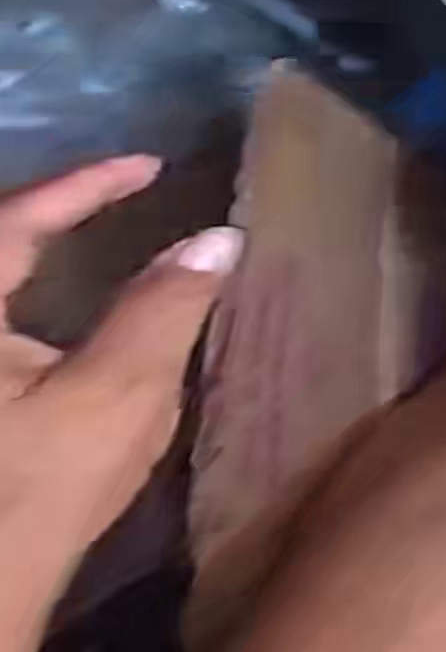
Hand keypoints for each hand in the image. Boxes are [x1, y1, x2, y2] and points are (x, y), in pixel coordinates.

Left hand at [0, 156, 241, 651]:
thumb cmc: (33, 488)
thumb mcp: (118, 393)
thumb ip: (167, 307)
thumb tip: (218, 236)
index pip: (8, 228)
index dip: (80, 188)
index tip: (148, 163)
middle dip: (40, 216)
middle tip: (113, 194)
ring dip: (25, 258)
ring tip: (84, 240)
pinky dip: (18, 304)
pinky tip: (51, 315)